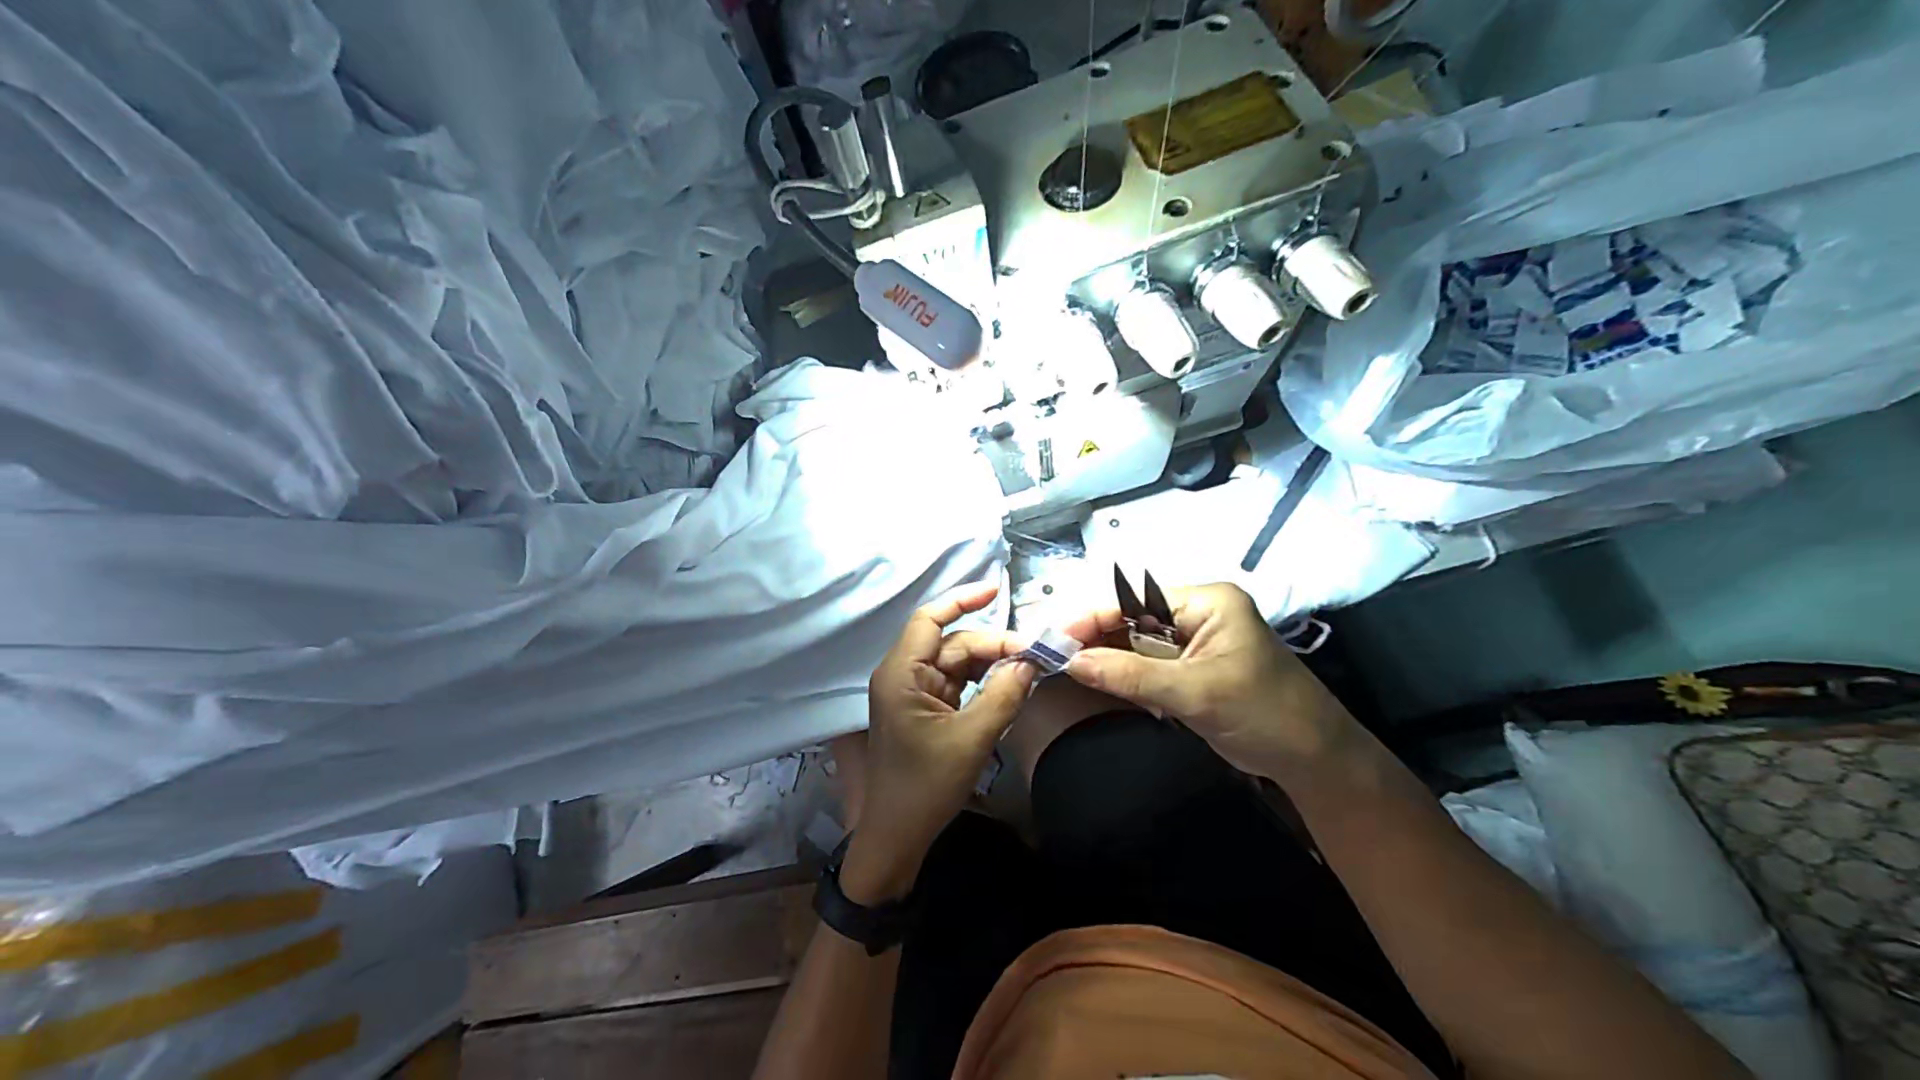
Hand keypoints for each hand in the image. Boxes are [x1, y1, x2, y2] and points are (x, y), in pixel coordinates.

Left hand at [845, 582, 1036, 901]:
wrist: (896, 837)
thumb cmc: (925, 787)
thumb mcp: (972, 739)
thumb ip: (1004, 695)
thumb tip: (1031, 661)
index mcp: (902, 674)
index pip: (929, 619)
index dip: (962, 599)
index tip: (998, 588)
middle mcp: (904, 676)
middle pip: (953, 643)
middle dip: (993, 645)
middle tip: (1035, 659)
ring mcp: (914, 695)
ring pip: (958, 663)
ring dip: (991, 665)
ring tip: (1029, 672)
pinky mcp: (925, 712)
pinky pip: (958, 685)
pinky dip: (983, 684)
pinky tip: (1010, 687)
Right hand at [1058, 583, 1360, 780]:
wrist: (1313, 760)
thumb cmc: (1264, 714)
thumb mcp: (1195, 693)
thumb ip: (1130, 675)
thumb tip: (1071, 662)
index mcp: (1206, 602)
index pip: (1135, 599)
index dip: (1092, 616)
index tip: (1054, 637)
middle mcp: (1196, 613)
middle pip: (1130, 617)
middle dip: (1094, 637)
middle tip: (1052, 654)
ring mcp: (1192, 641)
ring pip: (1134, 642)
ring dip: (1105, 657)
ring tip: (1063, 666)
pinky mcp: (1189, 668)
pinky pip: (1145, 664)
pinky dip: (1122, 674)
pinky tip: (1096, 679)